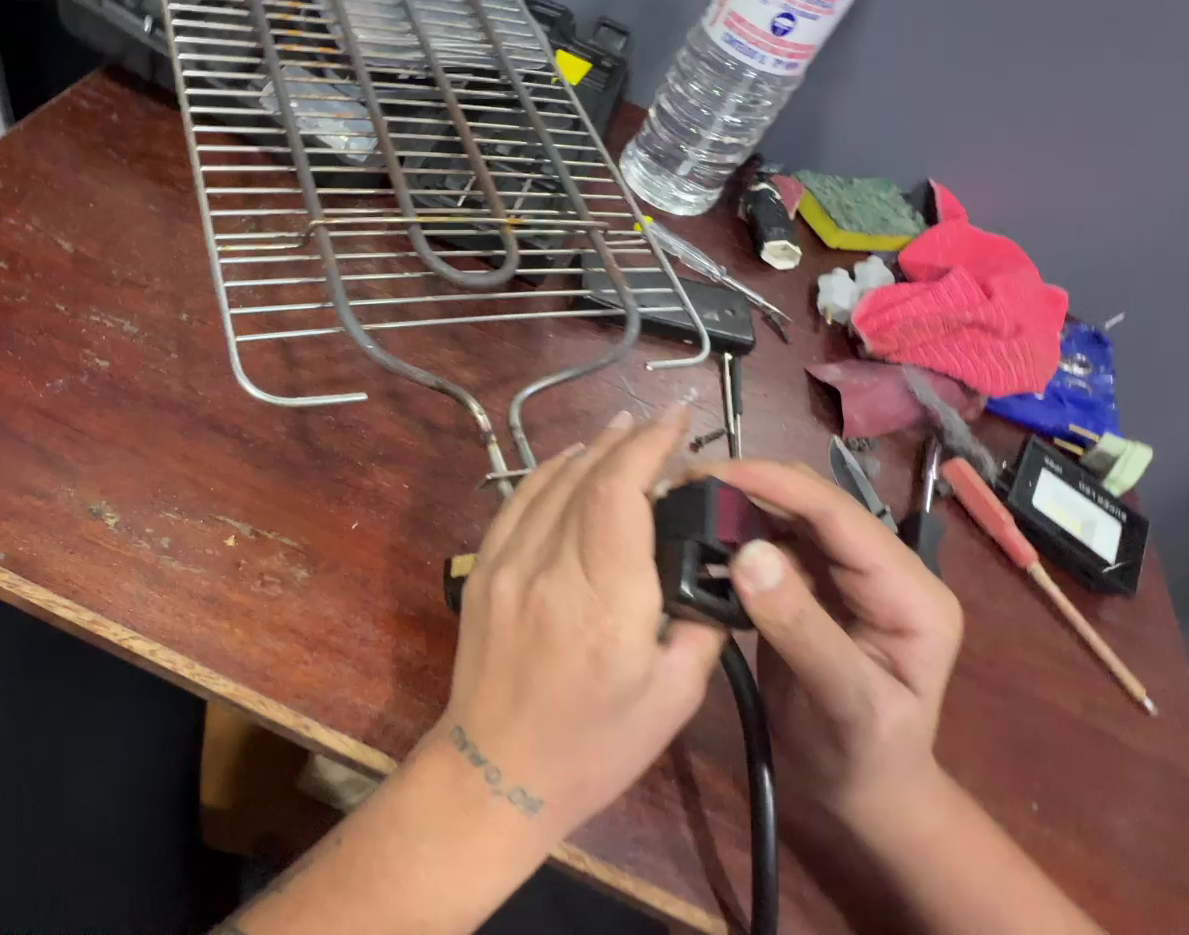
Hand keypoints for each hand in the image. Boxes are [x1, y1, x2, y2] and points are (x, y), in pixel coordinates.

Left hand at [430, 406, 726, 837]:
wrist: (497, 770)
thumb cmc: (594, 745)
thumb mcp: (673, 697)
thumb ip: (699, 624)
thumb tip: (705, 566)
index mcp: (606, 600)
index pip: (623, 493)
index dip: (650, 445)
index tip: (678, 419)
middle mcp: (550, 568)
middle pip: (587, 477)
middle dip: (627, 440)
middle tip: (658, 423)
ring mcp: (506, 565)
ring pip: (549, 482)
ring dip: (589, 450)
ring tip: (621, 429)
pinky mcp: (482, 571)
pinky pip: (516, 503)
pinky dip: (546, 473)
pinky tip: (569, 462)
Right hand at [712, 461, 963, 826]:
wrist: (864, 793)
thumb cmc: (865, 758)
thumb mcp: (844, 702)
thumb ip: (800, 627)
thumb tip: (746, 551)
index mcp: (912, 592)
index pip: (841, 517)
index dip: (776, 486)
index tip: (709, 473)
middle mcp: (884, 571)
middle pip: (816, 506)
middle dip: (752, 487)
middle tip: (683, 486)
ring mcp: (848, 577)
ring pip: (790, 517)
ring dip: (740, 506)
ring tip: (684, 502)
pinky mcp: (814, 587)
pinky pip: (772, 544)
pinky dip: (736, 535)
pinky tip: (699, 536)